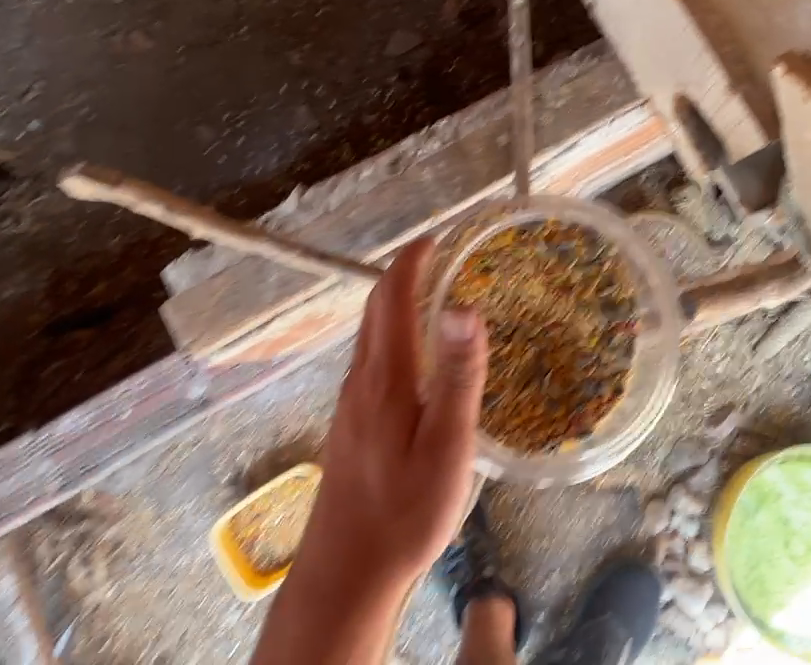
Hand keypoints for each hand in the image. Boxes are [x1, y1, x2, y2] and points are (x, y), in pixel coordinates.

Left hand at [293, 238, 488, 593]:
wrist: (346, 573)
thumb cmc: (404, 511)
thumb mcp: (446, 445)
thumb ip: (457, 376)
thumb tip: (464, 308)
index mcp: (384, 376)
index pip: (391, 298)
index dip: (412, 260)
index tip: (436, 236)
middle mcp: (361, 381)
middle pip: (375, 311)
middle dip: (404, 274)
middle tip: (440, 256)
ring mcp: (352, 405)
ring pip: (372, 336)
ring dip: (397, 304)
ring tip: (435, 296)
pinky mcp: (352, 427)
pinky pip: (373, 362)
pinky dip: (394, 336)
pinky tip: (418, 360)